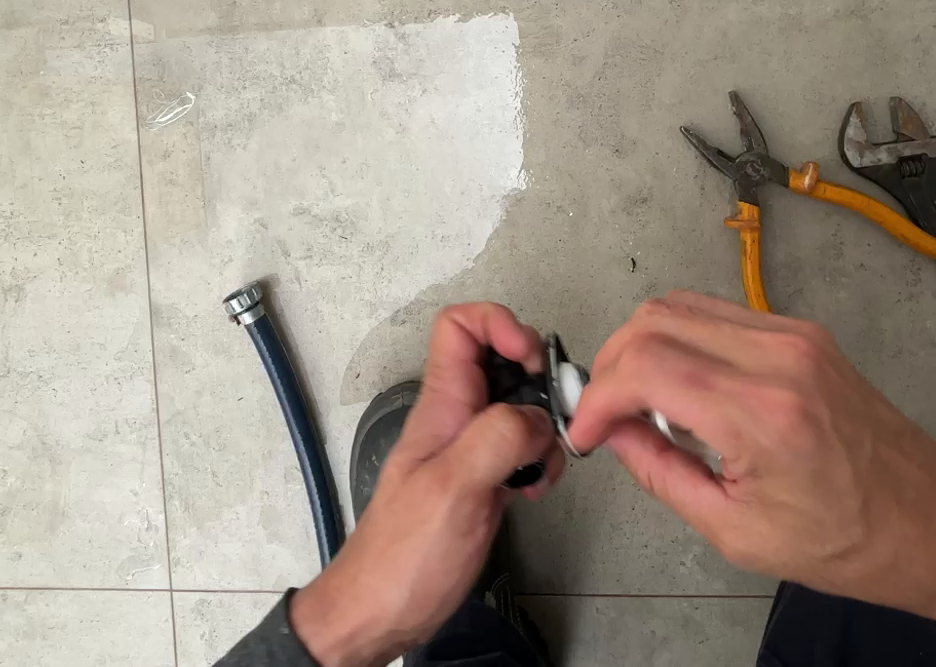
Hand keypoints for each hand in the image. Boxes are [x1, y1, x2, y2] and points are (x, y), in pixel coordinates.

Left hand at [290, 302, 563, 666]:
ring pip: (518, 404)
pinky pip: (521, 445)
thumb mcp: (454, 487)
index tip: (528, 357)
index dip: (498, 324)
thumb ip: (497, 438)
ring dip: (543, 425)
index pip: (460, 325)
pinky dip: (539, 458)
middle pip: (500, 359)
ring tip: (543, 462)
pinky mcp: (485, 474)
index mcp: (442, 403)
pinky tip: (534, 487)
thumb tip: (537, 417)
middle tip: (553, 415)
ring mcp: (471, 444)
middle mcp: (458, 414)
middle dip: (536, 377)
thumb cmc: (406, 554)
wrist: (382, 612)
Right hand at [567, 291, 935, 622]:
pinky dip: (676, 336)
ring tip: (637, 395)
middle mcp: (774, 355)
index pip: (646, 366)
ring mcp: (789, 332)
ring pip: (677, 304)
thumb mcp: (736, 531)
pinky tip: (679, 379)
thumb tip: (614, 430)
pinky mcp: (797, 328)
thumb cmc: (844, 542)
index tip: (588, 427)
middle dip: (612, 362)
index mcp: (761, 413)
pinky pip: (712, 311)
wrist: (934, 521)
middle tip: (606, 410)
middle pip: (653, 320)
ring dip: (639, 344)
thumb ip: (660, 472)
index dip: (601, 394)